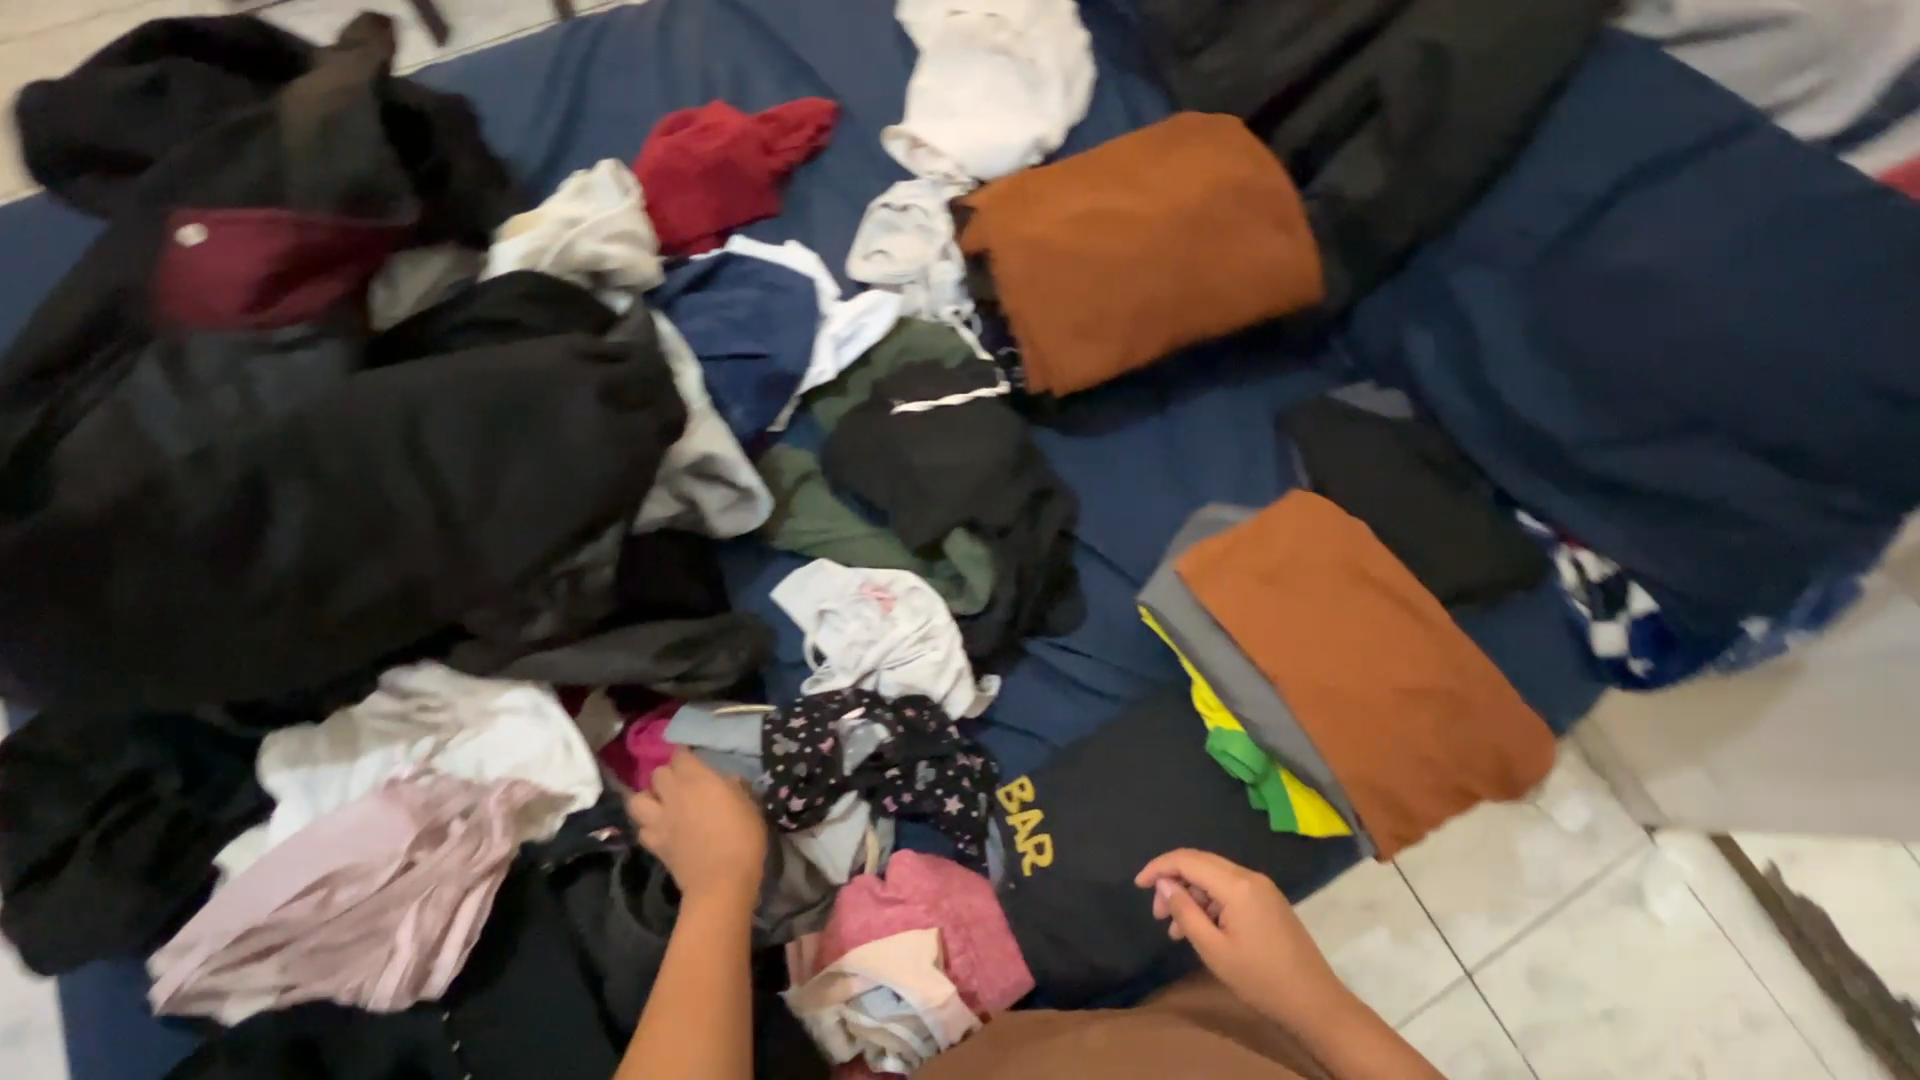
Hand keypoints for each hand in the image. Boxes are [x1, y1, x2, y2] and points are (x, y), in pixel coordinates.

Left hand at [628, 749, 767, 907]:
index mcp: (698, 779)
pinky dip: (648, 827)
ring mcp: (660, 820)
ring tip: (661, 804)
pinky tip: (660, 829)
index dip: (685, 755)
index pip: (681, 755)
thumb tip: (725, 781)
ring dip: (648, 798)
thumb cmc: (743, 837)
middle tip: (681, 783)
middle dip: (668, 775)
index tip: (694, 759)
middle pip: (657, 773)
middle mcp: (673, 794)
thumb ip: (734, 787)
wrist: (722, 880)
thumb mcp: (750, 805)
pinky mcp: (654, 844)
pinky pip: (642, 829)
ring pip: (637, 799)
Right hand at [1135, 849, 1344, 1023]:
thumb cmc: (1260, 979)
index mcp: (1236, 885)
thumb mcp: (1213, 949)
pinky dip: (1209, 903)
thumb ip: (1185, 911)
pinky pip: (1230, 890)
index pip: (1188, 860)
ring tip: (1174, 929)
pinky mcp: (1269, 902)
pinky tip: (1200, 929)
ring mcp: (1262, 888)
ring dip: (1191, 895)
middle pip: (1201, 863)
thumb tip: (1164, 883)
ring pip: (1214, 877)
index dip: (1159, 867)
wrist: (1315, 1003)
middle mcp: (1250, 877)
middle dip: (1173, 881)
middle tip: (1156, 913)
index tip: (1138, 885)